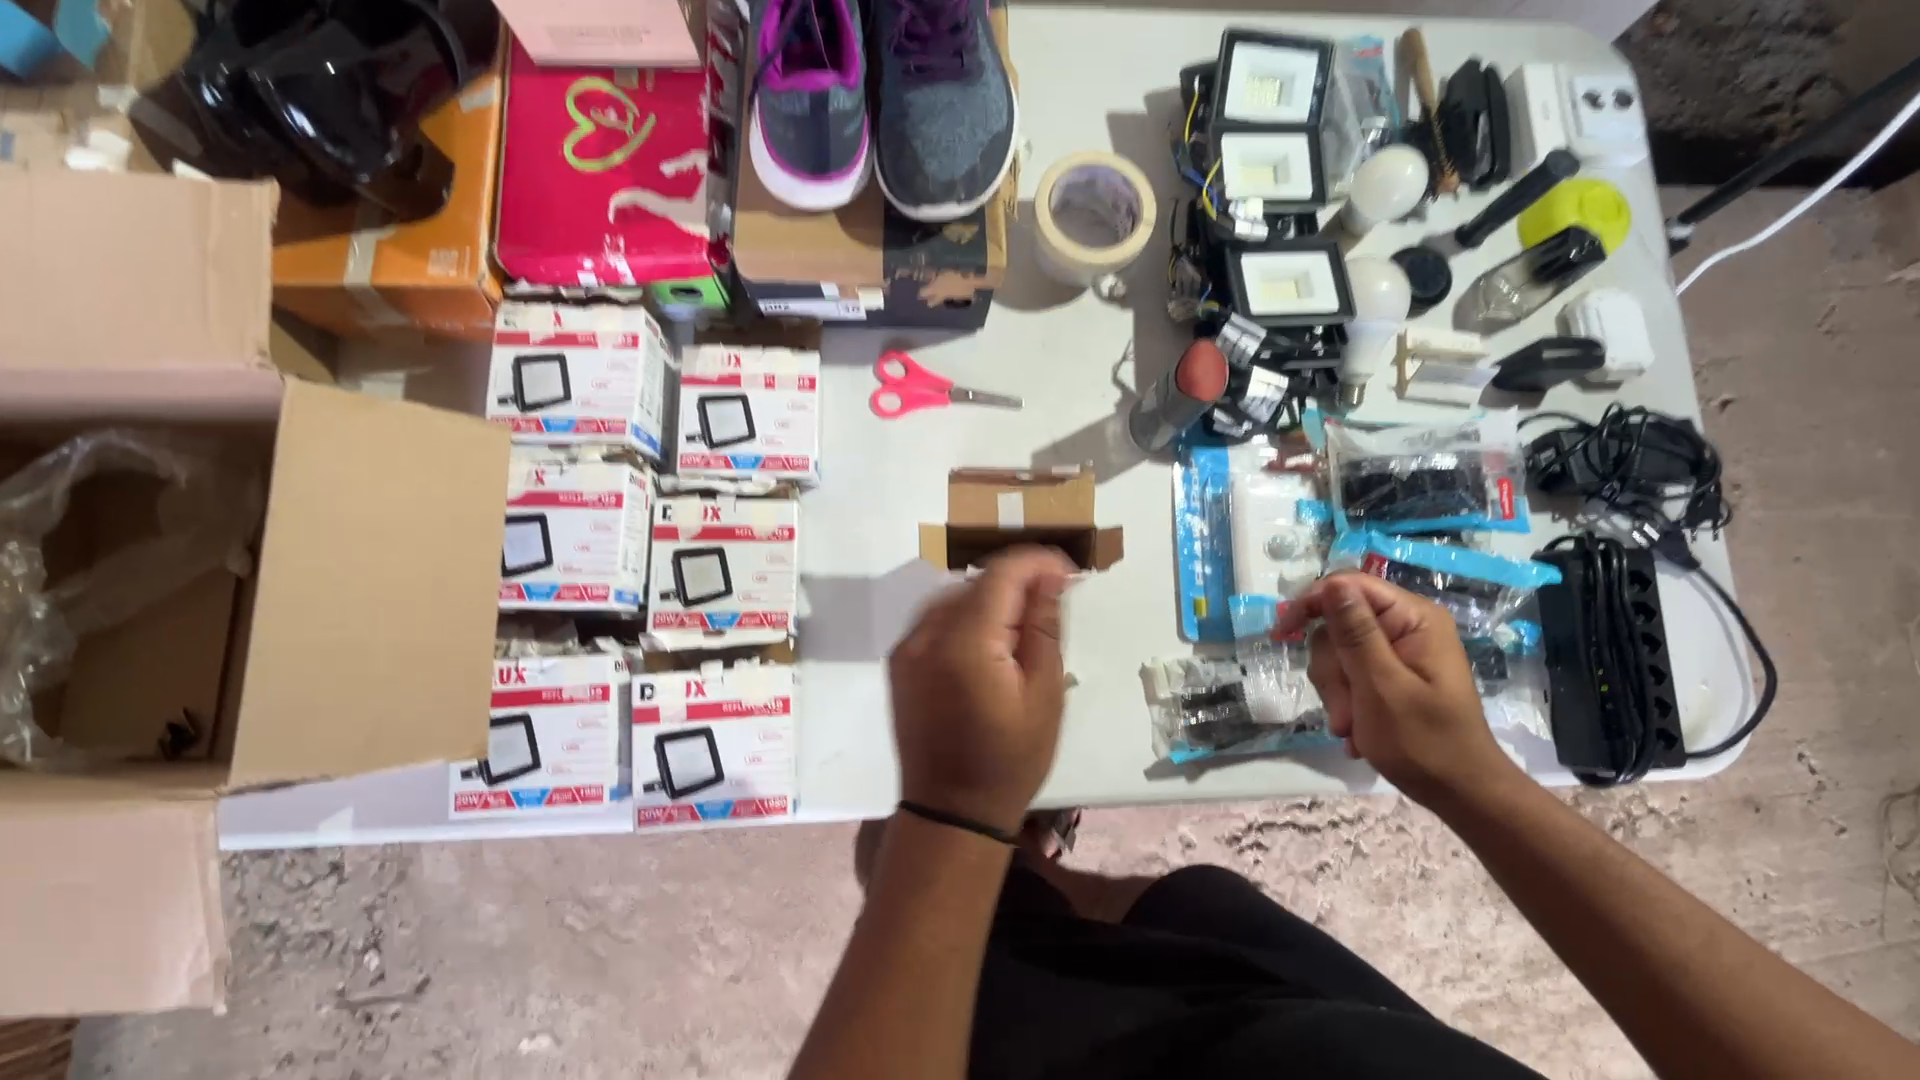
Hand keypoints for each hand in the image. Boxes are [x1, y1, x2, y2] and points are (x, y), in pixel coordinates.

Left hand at [888, 547, 1075, 834]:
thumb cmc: (1009, 761)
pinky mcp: (899, 664)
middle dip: (1017, 582)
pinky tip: (987, 643)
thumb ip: (1044, 627)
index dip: (1038, 562)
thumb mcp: (1044, 695)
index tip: (1068, 574)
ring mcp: (906, 649)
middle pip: (976, 582)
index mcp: (965, 643)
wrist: (949, 812)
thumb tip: (1049, 577)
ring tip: (1022, 627)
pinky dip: (964, 618)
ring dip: (990, 598)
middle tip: (1052, 605)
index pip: (1002, 573)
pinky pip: (934, 620)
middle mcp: (926, 635)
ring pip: (953, 597)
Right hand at [1275, 572, 1520, 808]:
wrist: (1459, 793)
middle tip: (1343, 712)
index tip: (1283, 635)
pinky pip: (1346, 673)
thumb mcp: (1382, 687)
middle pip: (1338, 624)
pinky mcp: (1389, 674)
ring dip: (1336, 692)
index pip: (1350, 585)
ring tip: (1352, 728)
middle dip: (1331, 669)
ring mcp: (1397, 651)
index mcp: (1414, 619)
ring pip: (1336, 652)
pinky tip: (1357, 730)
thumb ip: (1356, 634)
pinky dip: (1344, 701)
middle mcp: (1405, 626)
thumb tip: (1331, 584)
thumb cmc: (1425, 742)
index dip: (1312, 603)